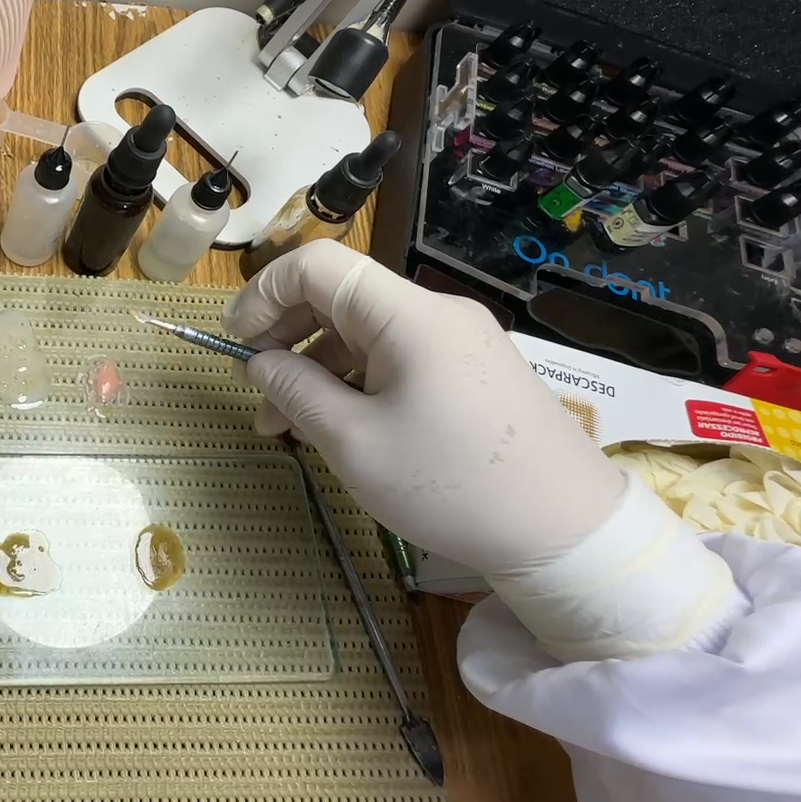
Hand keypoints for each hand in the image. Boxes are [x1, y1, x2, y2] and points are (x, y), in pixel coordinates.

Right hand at [223, 240, 622, 575]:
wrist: (565, 534)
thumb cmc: (448, 483)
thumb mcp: (352, 441)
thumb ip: (295, 390)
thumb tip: (260, 363)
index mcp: (407, 317)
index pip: (317, 266)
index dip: (264, 293)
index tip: (235, 341)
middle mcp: (433, 316)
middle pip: (337, 298)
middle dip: (282, 336)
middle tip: (250, 386)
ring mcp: (453, 346)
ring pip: (359, 335)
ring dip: (310, 370)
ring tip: (278, 425)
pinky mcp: (464, 376)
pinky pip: (388, 362)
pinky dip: (347, 385)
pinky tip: (327, 427)